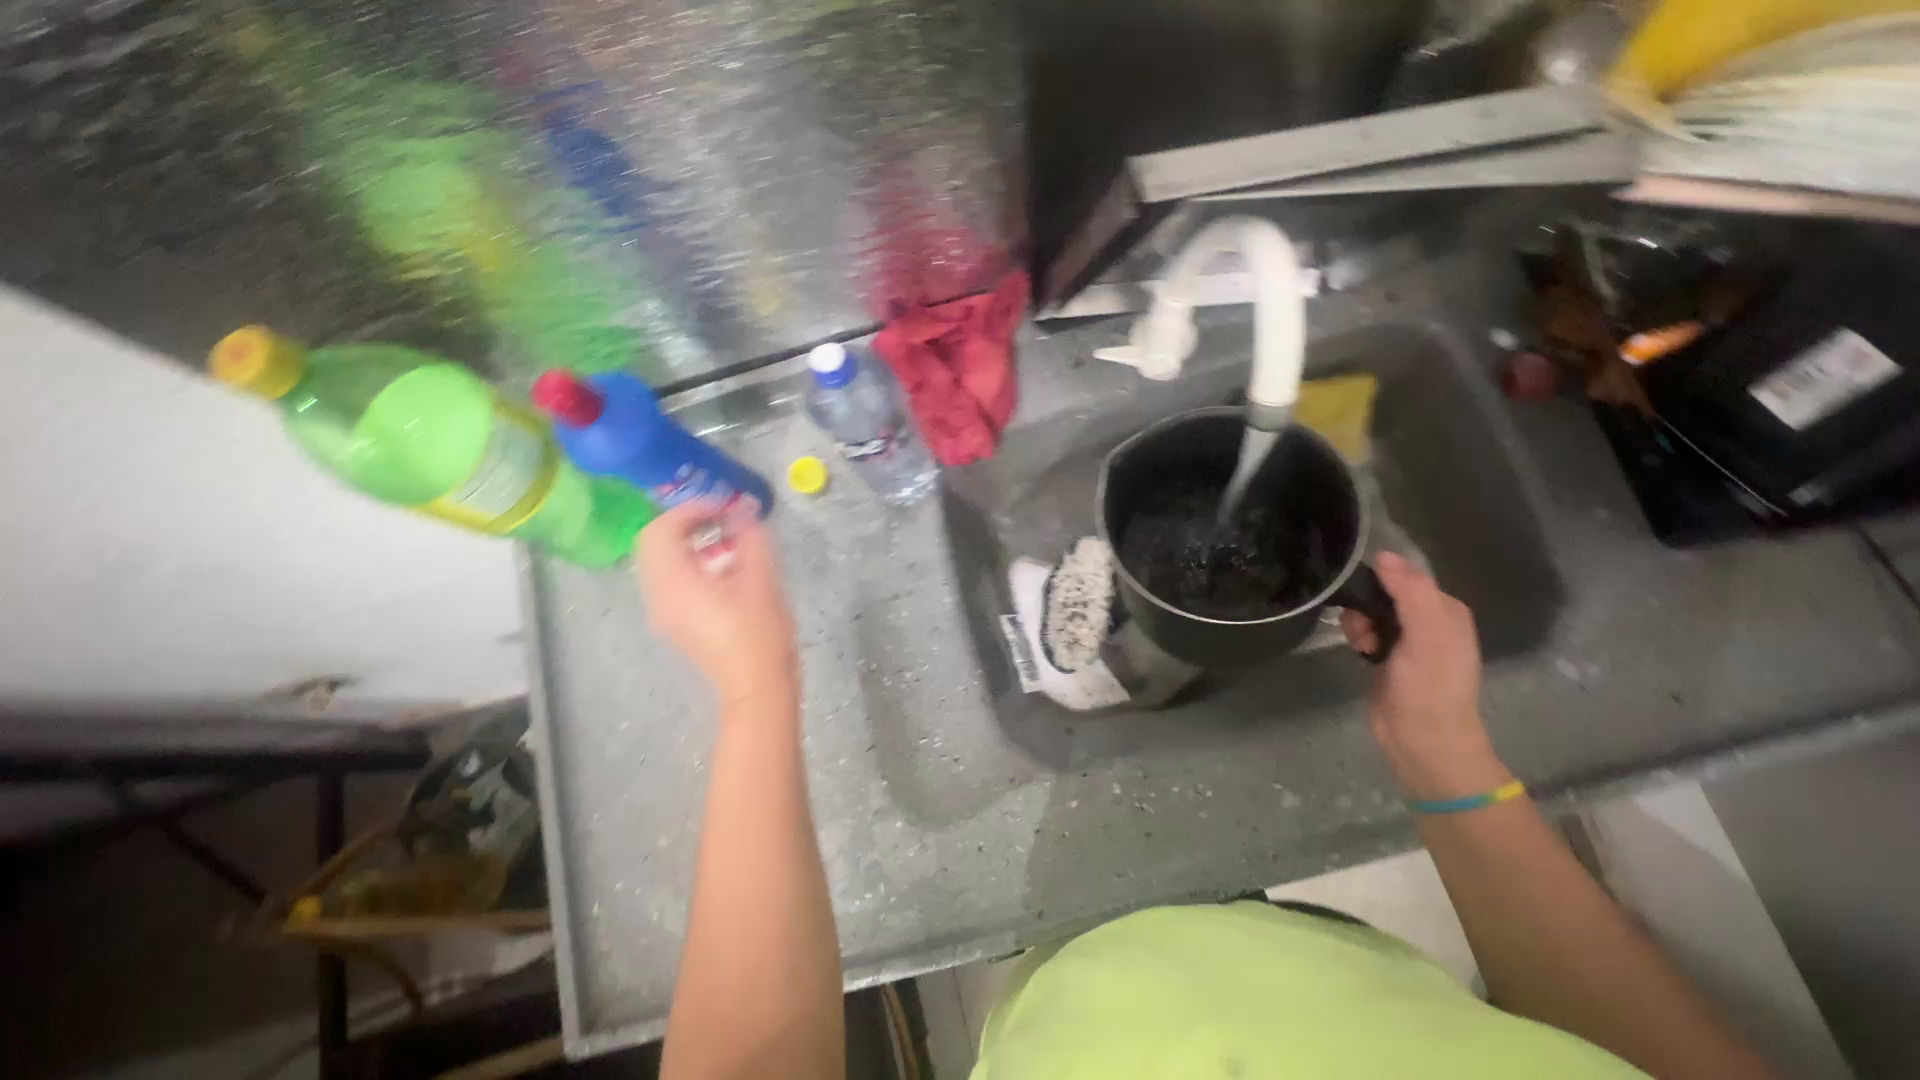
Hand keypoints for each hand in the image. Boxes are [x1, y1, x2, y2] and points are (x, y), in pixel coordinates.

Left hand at [638, 500, 797, 710]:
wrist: (756, 685)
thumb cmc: (760, 632)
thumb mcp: (762, 577)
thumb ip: (750, 536)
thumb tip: (742, 509)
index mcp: (674, 582)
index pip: (662, 529)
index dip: (691, 511)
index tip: (724, 510)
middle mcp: (657, 594)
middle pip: (652, 543)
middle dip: (683, 524)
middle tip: (719, 521)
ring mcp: (661, 611)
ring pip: (657, 562)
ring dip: (684, 544)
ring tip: (724, 544)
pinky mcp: (672, 623)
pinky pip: (666, 581)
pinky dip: (685, 565)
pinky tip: (720, 569)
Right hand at [1340, 552, 1509, 798]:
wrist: (1423, 742)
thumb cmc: (1430, 688)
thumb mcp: (1427, 635)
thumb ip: (1410, 592)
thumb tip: (1383, 555)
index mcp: (1446, 610)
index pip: (1406, 576)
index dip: (1382, 583)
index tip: (1368, 602)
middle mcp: (1430, 621)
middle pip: (1385, 593)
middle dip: (1366, 606)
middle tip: (1366, 631)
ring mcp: (1408, 642)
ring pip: (1370, 612)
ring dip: (1359, 624)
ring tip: (1363, 646)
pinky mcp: (1388, 659)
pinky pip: (1366, 633)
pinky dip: (1358, 638)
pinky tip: (1360, 653)